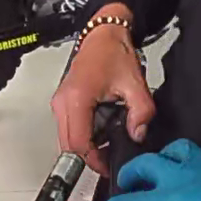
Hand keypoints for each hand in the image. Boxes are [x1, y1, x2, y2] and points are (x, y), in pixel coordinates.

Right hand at [51, 5, 153, 172]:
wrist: (103, 34)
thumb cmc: (113, 53)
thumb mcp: (135, 83)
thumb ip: (141, 111)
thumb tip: (137, 135)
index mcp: (77, 99)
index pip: (79, 143)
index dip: (94, 160)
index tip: (108, 166)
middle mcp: (62, 103)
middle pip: (69, 146)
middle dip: (90, 157)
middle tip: (109, 160)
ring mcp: (59, 104)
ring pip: (67, 140)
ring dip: (87, 146)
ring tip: (109, 141)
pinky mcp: (62, 105)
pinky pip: (69, 129)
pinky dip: (85, 135)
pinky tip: (101, 129)